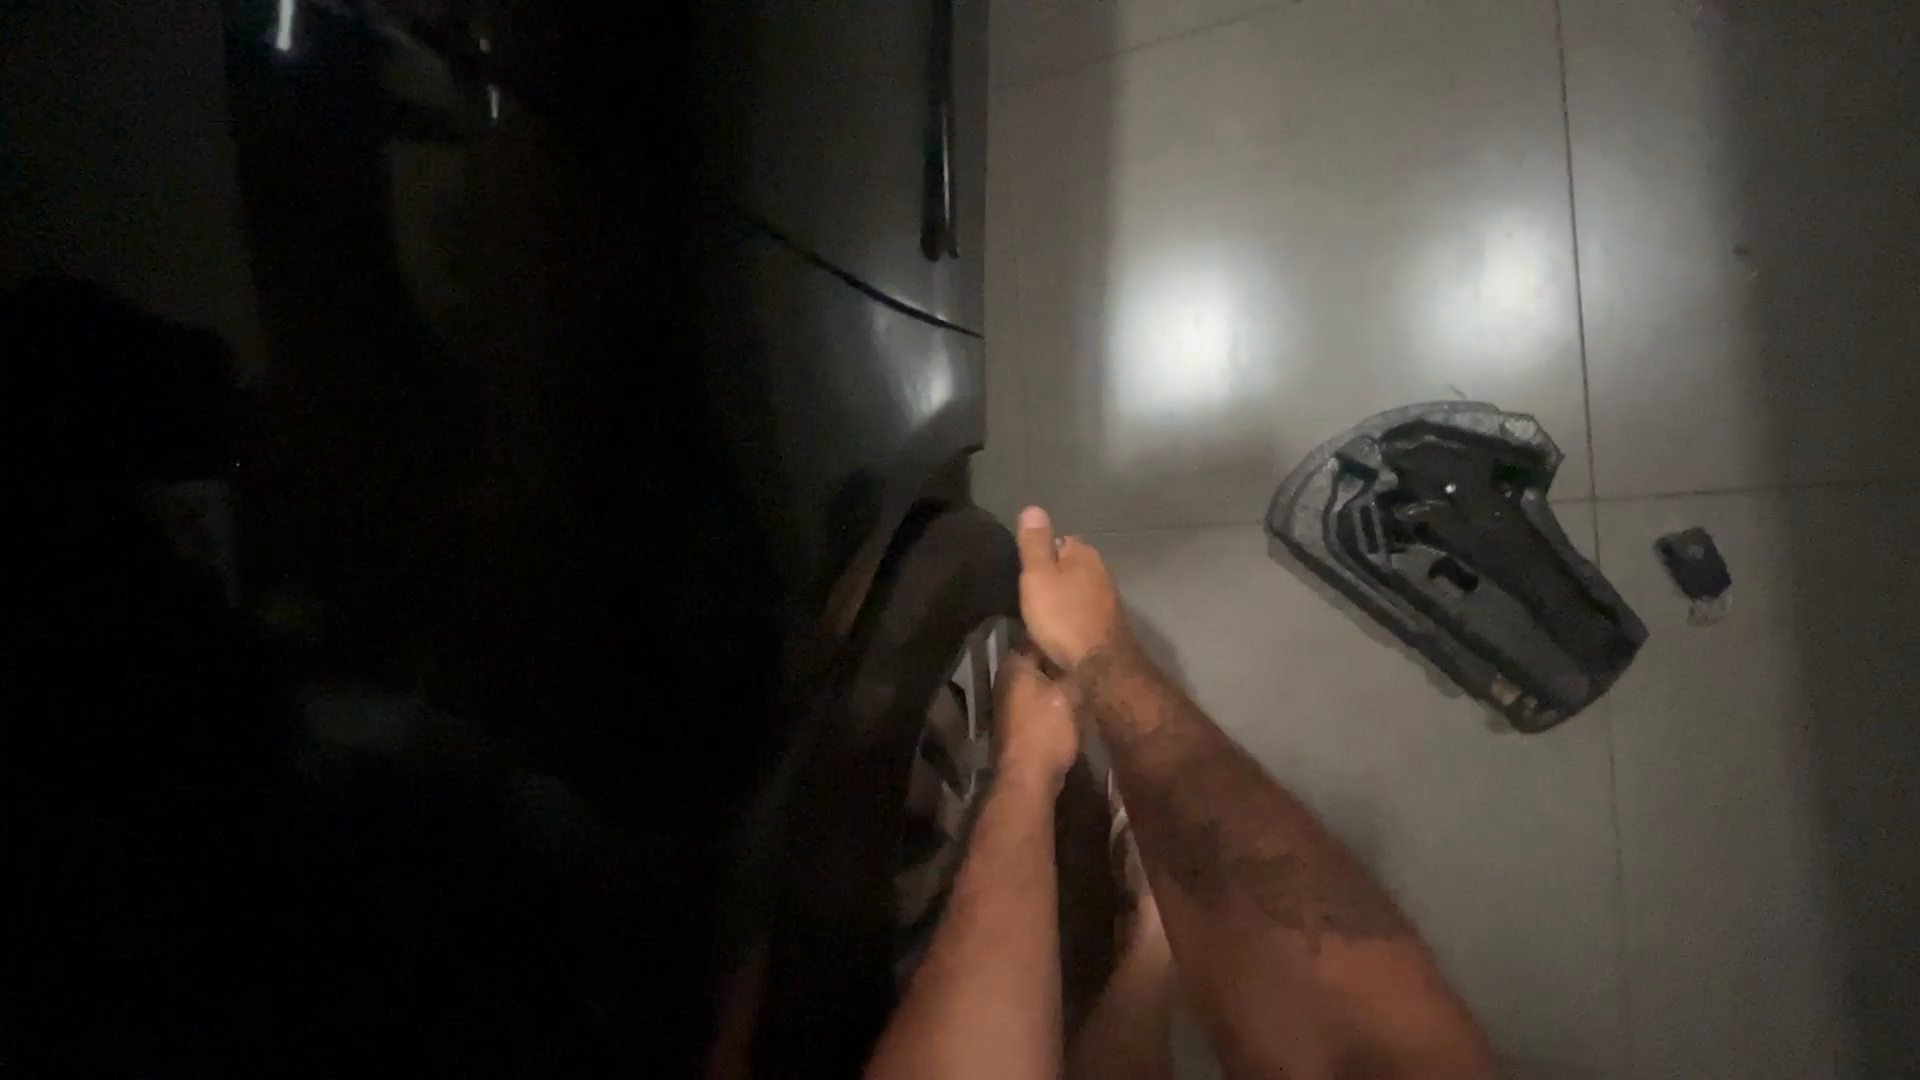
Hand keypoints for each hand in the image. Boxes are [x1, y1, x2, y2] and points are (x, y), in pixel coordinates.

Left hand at [995, 648, 1078, 791]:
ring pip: (1041, 683)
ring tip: (1087, 677)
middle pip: (1038, 662)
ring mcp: (1011, 702)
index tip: (1081, 636)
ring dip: (1059, 682)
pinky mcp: (1020, 722)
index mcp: (1014, 665)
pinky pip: (1041, 702)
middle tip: (1088, 656)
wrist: (1028, 776)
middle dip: (1060, 660)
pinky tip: (1077, 701)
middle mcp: (1007, 679)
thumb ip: (1075, 671)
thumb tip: (1086, 656)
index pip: (1036, 638)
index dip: (1058, 637)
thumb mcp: (1068, 694)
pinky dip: (1056, 700)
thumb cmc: (1046, 728)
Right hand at [1014, 506, 1125, 670]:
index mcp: (1083, 553)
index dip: (1039, 552)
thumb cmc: (1063, 617)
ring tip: (1038, 613)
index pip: (1059, 539)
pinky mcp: (1108, 623)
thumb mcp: (1038, 577)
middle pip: (1068, 565)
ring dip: (1061, 598)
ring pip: (1076, 589)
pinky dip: (1070, 616)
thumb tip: (1033, 507)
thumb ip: (1035, 544)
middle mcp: (1100, 570)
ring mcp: (1108, 598)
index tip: (1022, 569)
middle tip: (1026, 593)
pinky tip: (1058, 629)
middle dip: (1051, 576)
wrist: (1100, 666)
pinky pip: (1082, 611)